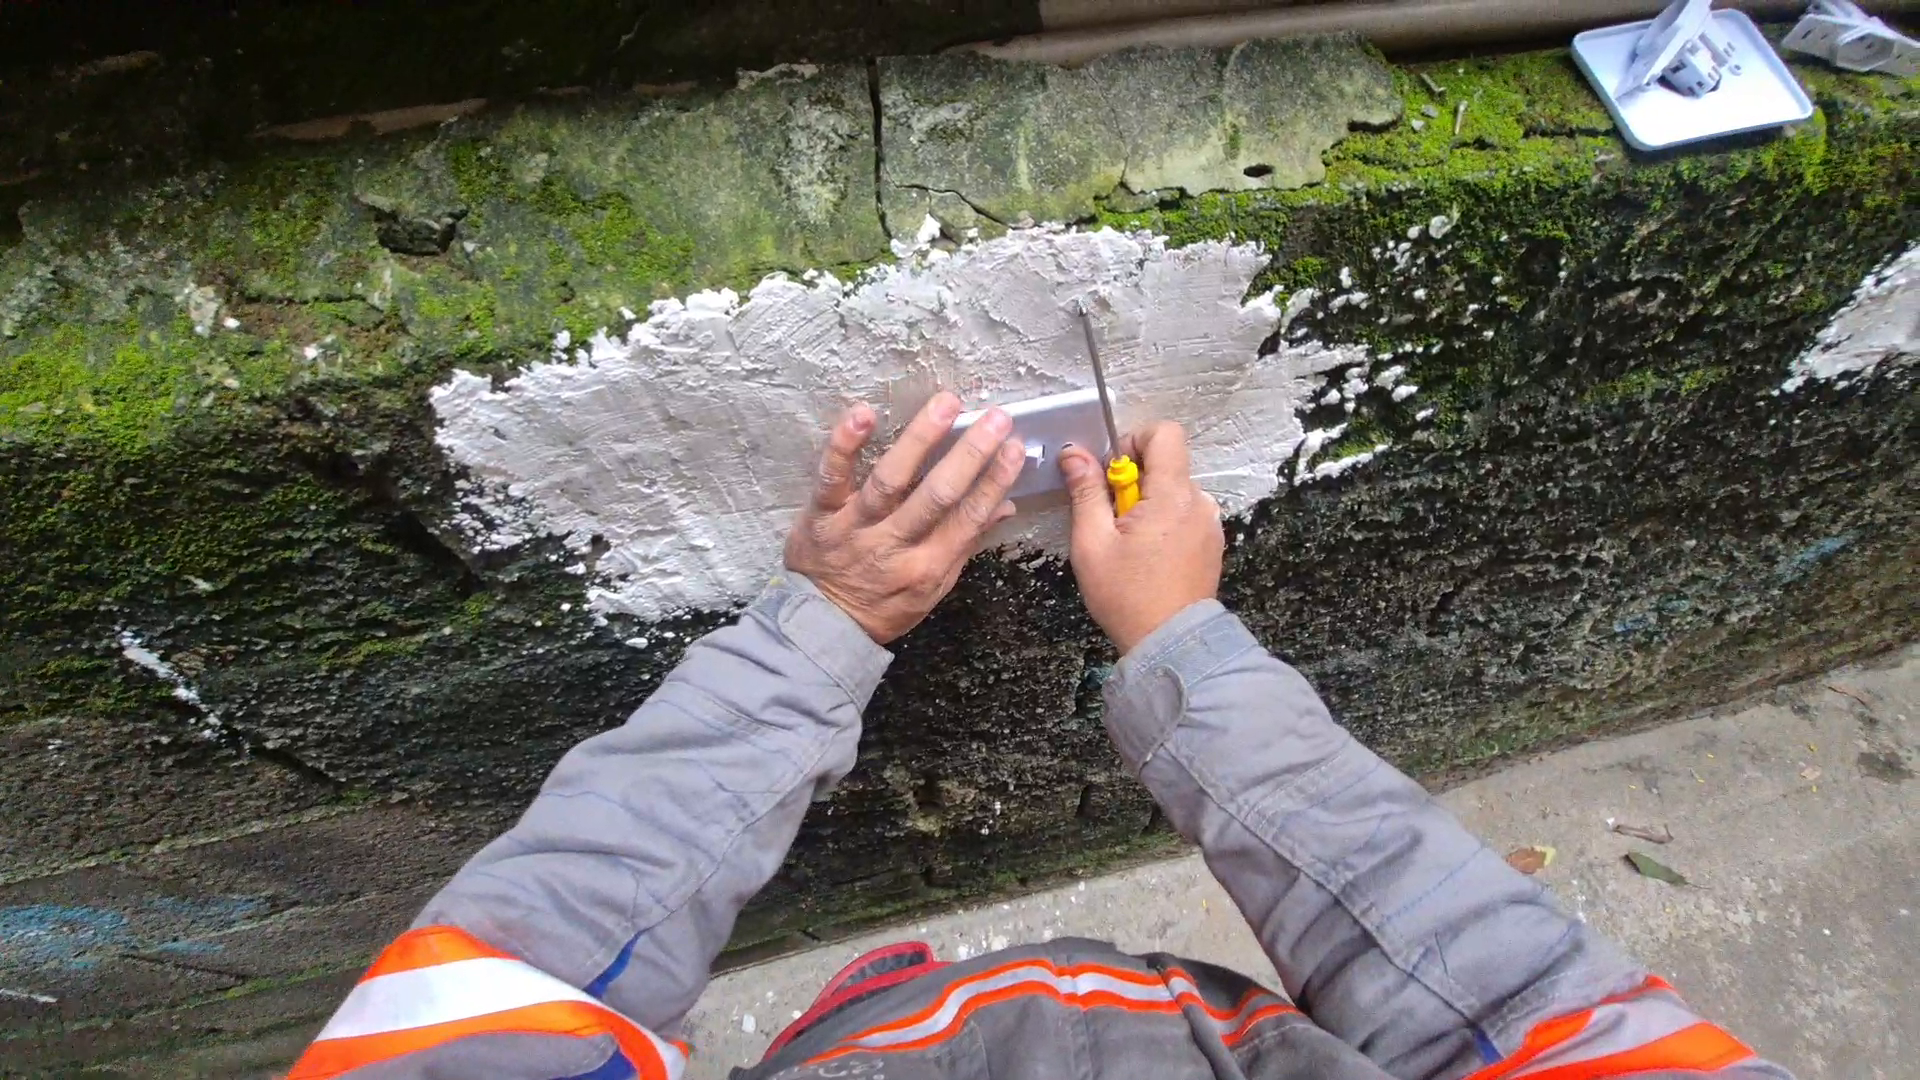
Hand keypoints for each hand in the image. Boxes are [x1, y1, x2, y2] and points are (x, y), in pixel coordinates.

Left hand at [785, 392, 1024, 643]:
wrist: (820, 625)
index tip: (1014, 447)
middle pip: (936, 495)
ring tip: (946, 404)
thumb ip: (965, 544)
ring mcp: (855, 527)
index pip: (968, 518)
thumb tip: (1004, 506)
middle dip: (970, 454)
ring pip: (890, 479)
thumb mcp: (934, 587)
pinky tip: (864, 413)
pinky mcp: (821, 513)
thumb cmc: (884, 605)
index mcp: (927, 567)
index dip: (994, 481)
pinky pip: (832, 476)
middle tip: (996, 417)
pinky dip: (845, 444)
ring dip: (920, 438)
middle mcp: (893, 545)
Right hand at [1058, 422, 1223, 654]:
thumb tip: (1075, 453)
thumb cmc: (1126, 595)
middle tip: (1111, 519)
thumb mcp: (1092, 543)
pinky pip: (1185, 513)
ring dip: (1148, 503)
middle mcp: (1200, 503)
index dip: (1133, 441)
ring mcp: (1210, 523)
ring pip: (1174, 490)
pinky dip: (1164, 522)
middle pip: (1166, 464)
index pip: (1165, 433)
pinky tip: (1148, 555)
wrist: (1170, 644)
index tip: (1111, 473)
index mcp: (1173, 496)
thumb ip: (1085, 491)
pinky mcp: (1212, 542)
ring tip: (1129, 543)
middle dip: (1134, 481)